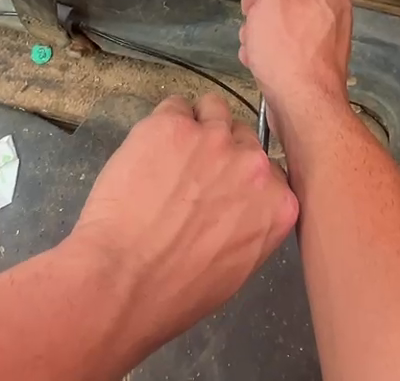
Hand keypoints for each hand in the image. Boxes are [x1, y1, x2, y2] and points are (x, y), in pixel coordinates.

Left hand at [66, 94, 297, 338]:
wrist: (121, 281)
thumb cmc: (175, 293)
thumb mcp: (236, 268)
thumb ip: (249, 223)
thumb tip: (235, 205)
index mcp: (278, 204)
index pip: (268, 171)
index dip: (241, 178)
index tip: (221, 190)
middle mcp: (253, 164)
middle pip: (242, 136)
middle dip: (220, 151)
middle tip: (190, 176)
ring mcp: (214, 138)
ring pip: (212, 108)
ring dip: (195, 125)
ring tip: (169, 154)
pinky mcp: (174, 124)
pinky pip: (174, 106)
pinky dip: (161, 125)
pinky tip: (147, 151)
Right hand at [238, 0, 353, 111]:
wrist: (304, 106)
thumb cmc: (289, 48)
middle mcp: (331, 5)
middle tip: (251, 11)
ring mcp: (322, 33)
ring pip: (280, 14)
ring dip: (259, 24)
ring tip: (253, 41)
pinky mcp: (311, 56)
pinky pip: (283, 39)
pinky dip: (266, 45)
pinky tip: (258, 58)